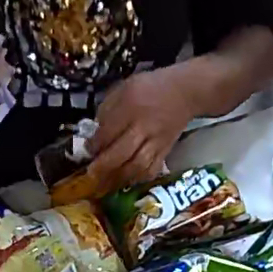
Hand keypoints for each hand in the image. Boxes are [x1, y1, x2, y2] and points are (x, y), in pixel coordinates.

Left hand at [88, 67, 197, 189]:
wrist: (185, 92)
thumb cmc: (150, 88)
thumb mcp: (124, 88)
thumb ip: (108, 108)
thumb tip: (95, 131)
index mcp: (130, 106)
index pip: (109, 131)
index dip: (95, 145)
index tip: (87, 151)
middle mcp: (143, 126)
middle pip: (122, 152)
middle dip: (104, 166)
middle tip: (91, 174)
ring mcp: (156, 141)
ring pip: (137, 165)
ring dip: (120, 177)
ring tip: (107, 184)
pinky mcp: (165, 150)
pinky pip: (152, 169)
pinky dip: (139, 178)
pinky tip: (129, 180)